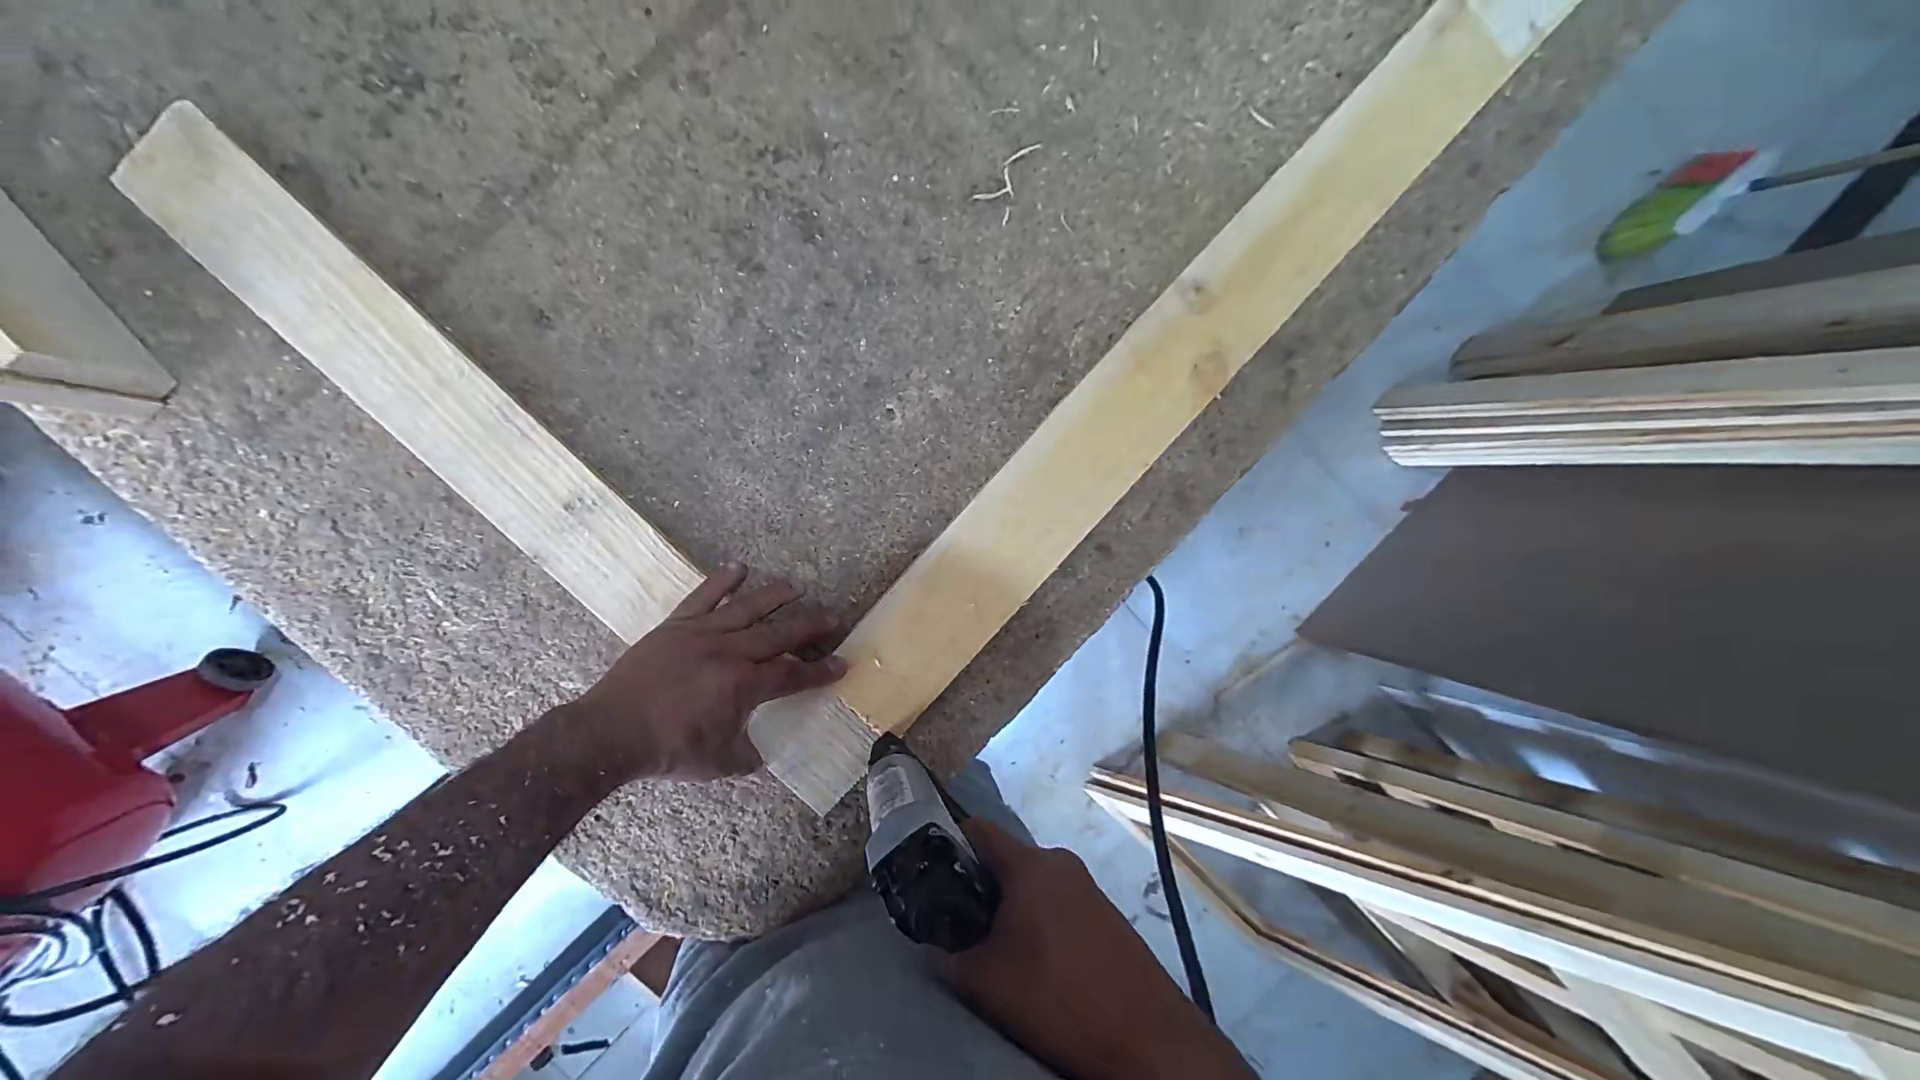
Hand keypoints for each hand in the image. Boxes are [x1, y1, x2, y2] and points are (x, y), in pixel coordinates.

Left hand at [553, 564, 847, 783]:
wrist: (611, 732)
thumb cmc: (668, 750)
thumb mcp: (719, 763)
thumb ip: (748, 755)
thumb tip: (761, 753)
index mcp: (744, 685)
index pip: (793, 673)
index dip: (819, 670)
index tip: (841, 665)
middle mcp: (730, 652)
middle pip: (780, 632)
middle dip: (811, 625)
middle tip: (833, 617)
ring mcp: (702, 634)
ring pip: (747, 608)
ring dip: (776, 595)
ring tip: (797, 586)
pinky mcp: (676, 626)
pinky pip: (703, 597)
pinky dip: (721, 581)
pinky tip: (740, 567)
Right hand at [940, 820, 1254, 1079]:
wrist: (1147, 1037)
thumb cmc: (1058, 998)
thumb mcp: (987, 983)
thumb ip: (948, 959)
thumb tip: (931, 948)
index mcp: (1030, 865)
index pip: (979, 829)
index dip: (950, 842)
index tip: (933, 872)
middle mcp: (1060, 863)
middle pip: (1007, 860)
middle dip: (982, 887)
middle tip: (964, 924)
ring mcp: (1088, 885)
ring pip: (1034, 883)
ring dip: (1013, 907)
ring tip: (1002, 949)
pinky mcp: (1107, 911)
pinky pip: (1061, 900)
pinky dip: (1042, 919)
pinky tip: (1041, 961)